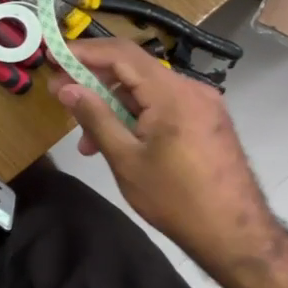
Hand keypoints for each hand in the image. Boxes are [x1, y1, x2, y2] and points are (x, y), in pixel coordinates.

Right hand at [52, 39, 281, 271]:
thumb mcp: (125, 159)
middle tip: (58, 95)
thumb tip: (65, 87)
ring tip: (85, 138)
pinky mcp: (206, 121)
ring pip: (145, 90)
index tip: (50, 57)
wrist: (237, 236)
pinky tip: (116, 140)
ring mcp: (202, 105)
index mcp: (173, 94)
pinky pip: (162, 105)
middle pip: (133, 69)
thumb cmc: (176, 199)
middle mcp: (191, 90)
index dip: (82, 51)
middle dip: (92, 79)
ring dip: (111, 104)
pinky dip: (134, 114)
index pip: (120, 54)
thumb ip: (95, 117)